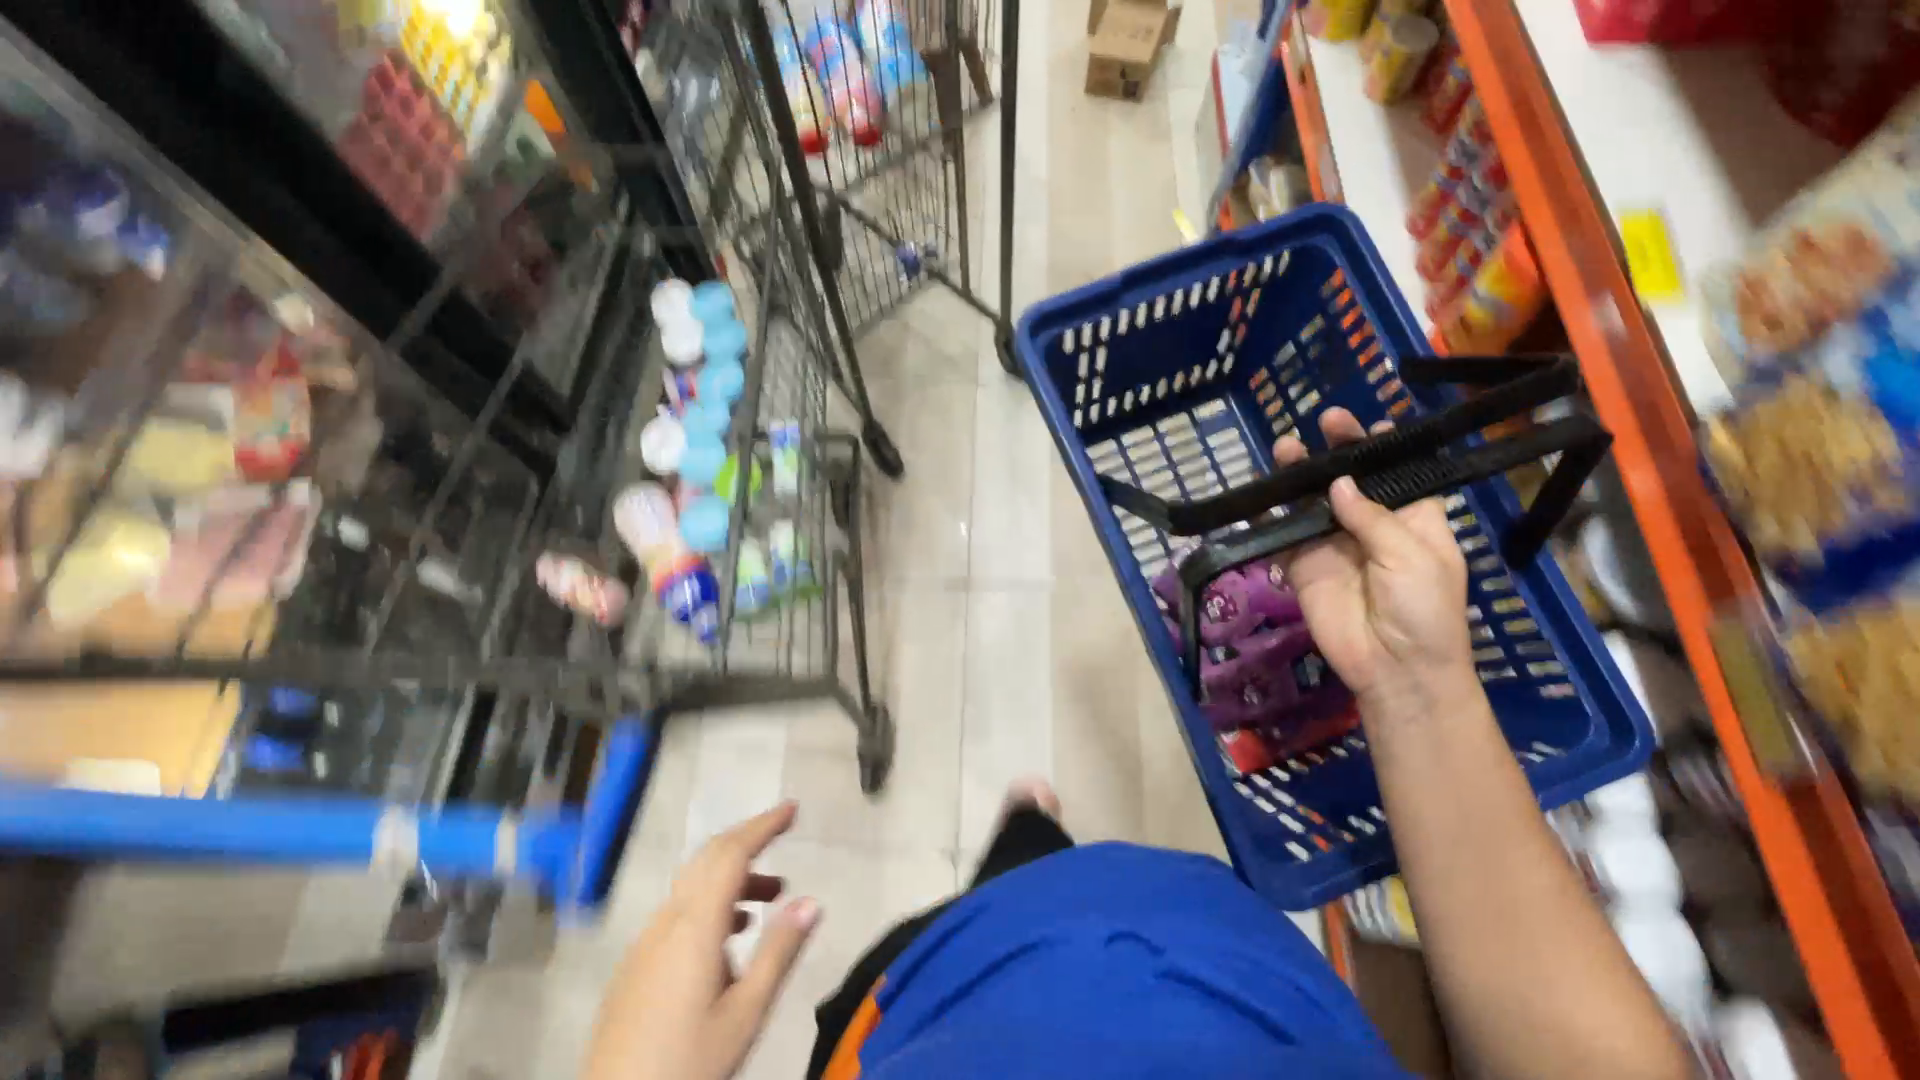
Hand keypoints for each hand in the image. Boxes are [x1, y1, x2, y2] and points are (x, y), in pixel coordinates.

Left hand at [583, 802, 819, 1079]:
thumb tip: (811, 901)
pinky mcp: (635, 967)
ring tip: (771, 896)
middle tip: (785, 832)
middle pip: (707, 861)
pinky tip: (730, 936)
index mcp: (695, 927)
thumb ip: (778, 953)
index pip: (731, 855)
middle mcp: (666, 924)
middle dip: (747, 839)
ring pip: (692, 887)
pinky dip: (711, 902)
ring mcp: (645, 944)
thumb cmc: (689, 1063)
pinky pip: (678, 913)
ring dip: (731, 876)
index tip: (792, 809)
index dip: (762, 826)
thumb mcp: (746, 1013)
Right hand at [1273, 408, 1473, 718]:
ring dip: (1300, 475)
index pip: (1400, 473)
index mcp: (1413, 519)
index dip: (1386, 449)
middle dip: (1340, 451)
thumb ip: (1373, 516)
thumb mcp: (1412, 556)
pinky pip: (1282, 536)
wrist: (1394, 668)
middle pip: (1351, 480)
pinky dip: (1269, 516)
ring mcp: (1333, 545)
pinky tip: (1260, 493)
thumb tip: (1337, 484)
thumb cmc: (1423, 609)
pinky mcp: (1302, 566)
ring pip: (1312, 501)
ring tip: (1285, 447)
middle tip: (1326, 421)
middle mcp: (1372, 525)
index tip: (1372, 424)